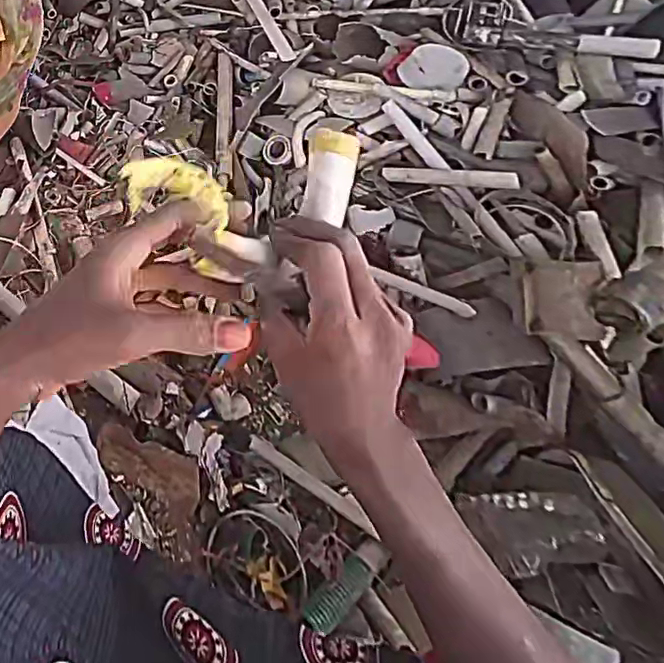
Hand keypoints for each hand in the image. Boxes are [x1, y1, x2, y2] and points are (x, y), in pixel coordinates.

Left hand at [0, 203, 249, 399]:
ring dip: (195, 285)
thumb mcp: (132, 331)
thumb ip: (187, 331)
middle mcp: (118, 262)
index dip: (205, 216)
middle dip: (207, 254)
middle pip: (172, 248)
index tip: (237, 219)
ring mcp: (114, 286)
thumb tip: (234, 330)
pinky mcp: (111, 310)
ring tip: (231, 295)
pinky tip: (197, 319)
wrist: (25, 363)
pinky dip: (177, 307)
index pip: (170, 219)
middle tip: (242, 261)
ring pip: (164, 277)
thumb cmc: (61, 336)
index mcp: (120, 251)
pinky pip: (153, 300)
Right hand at [262, 218, 414, 469]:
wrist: (364, 432)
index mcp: (342, 327)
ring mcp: (391, 318)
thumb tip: (266, 281)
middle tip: (290, 230)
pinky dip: (343, 277)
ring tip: (301, 264)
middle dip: (314, 230)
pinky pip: (368, 284)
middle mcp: (374, 318)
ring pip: (358, 263)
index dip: (295, 239)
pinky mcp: (397, 322)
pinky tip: (325, 289)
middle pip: (348, 247)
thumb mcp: (283, 356)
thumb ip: (273, 311)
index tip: (278, 238)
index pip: (323, 257)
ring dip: (327, 254)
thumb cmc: (325, 405)